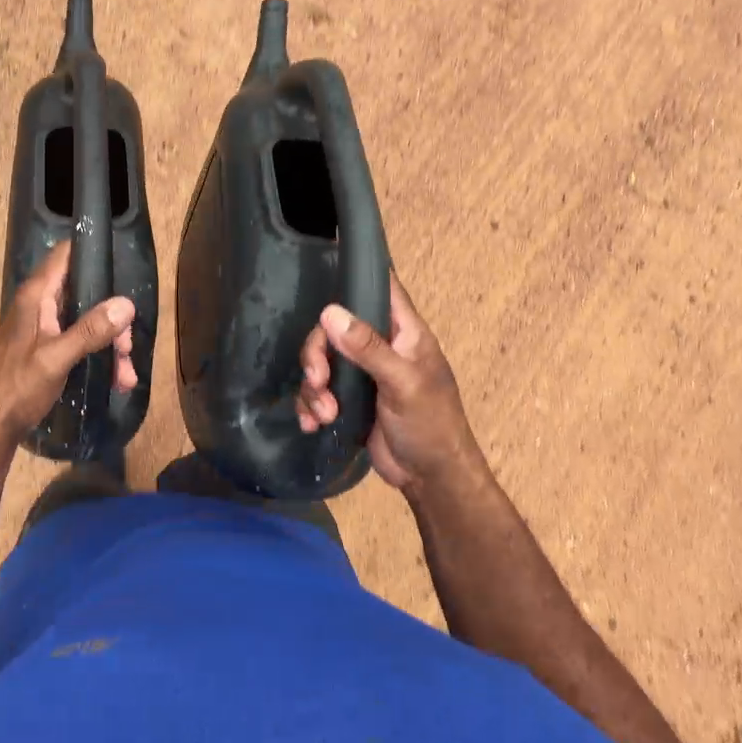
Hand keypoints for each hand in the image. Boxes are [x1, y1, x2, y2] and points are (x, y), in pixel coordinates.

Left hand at [0, 241, 136, 437]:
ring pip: (86, 320)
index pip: (65, 255)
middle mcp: (40, 305)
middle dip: (112, 315)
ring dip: (110, 343)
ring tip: (125, 374)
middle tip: (127, 345)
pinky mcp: (48, 347)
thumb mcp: (56, 358)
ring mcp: (44, 326)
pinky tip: (117, 380)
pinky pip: (80, 341)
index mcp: (36, 296)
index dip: (91, 252)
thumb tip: (126, 304)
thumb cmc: (18, 387)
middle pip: (84, 292)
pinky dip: (99, 355)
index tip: (121, 264)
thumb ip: (90, 330)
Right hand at [294, 272, 482, 492]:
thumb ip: (367, 347)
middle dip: (318, 356)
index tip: (325, 263)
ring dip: (314, 389)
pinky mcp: (349, 400)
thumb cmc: (431, 425)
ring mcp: (363, 374)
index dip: (356, 274)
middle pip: (334, 330)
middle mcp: (380, 347)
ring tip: (324, 415)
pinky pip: (318, 392)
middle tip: (318, 381)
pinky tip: (312, 424)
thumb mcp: (402, 383)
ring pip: (321, 362)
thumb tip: (329, 312)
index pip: (380, 288)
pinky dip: (310, 406)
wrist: (430, 479)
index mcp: (404, 332)